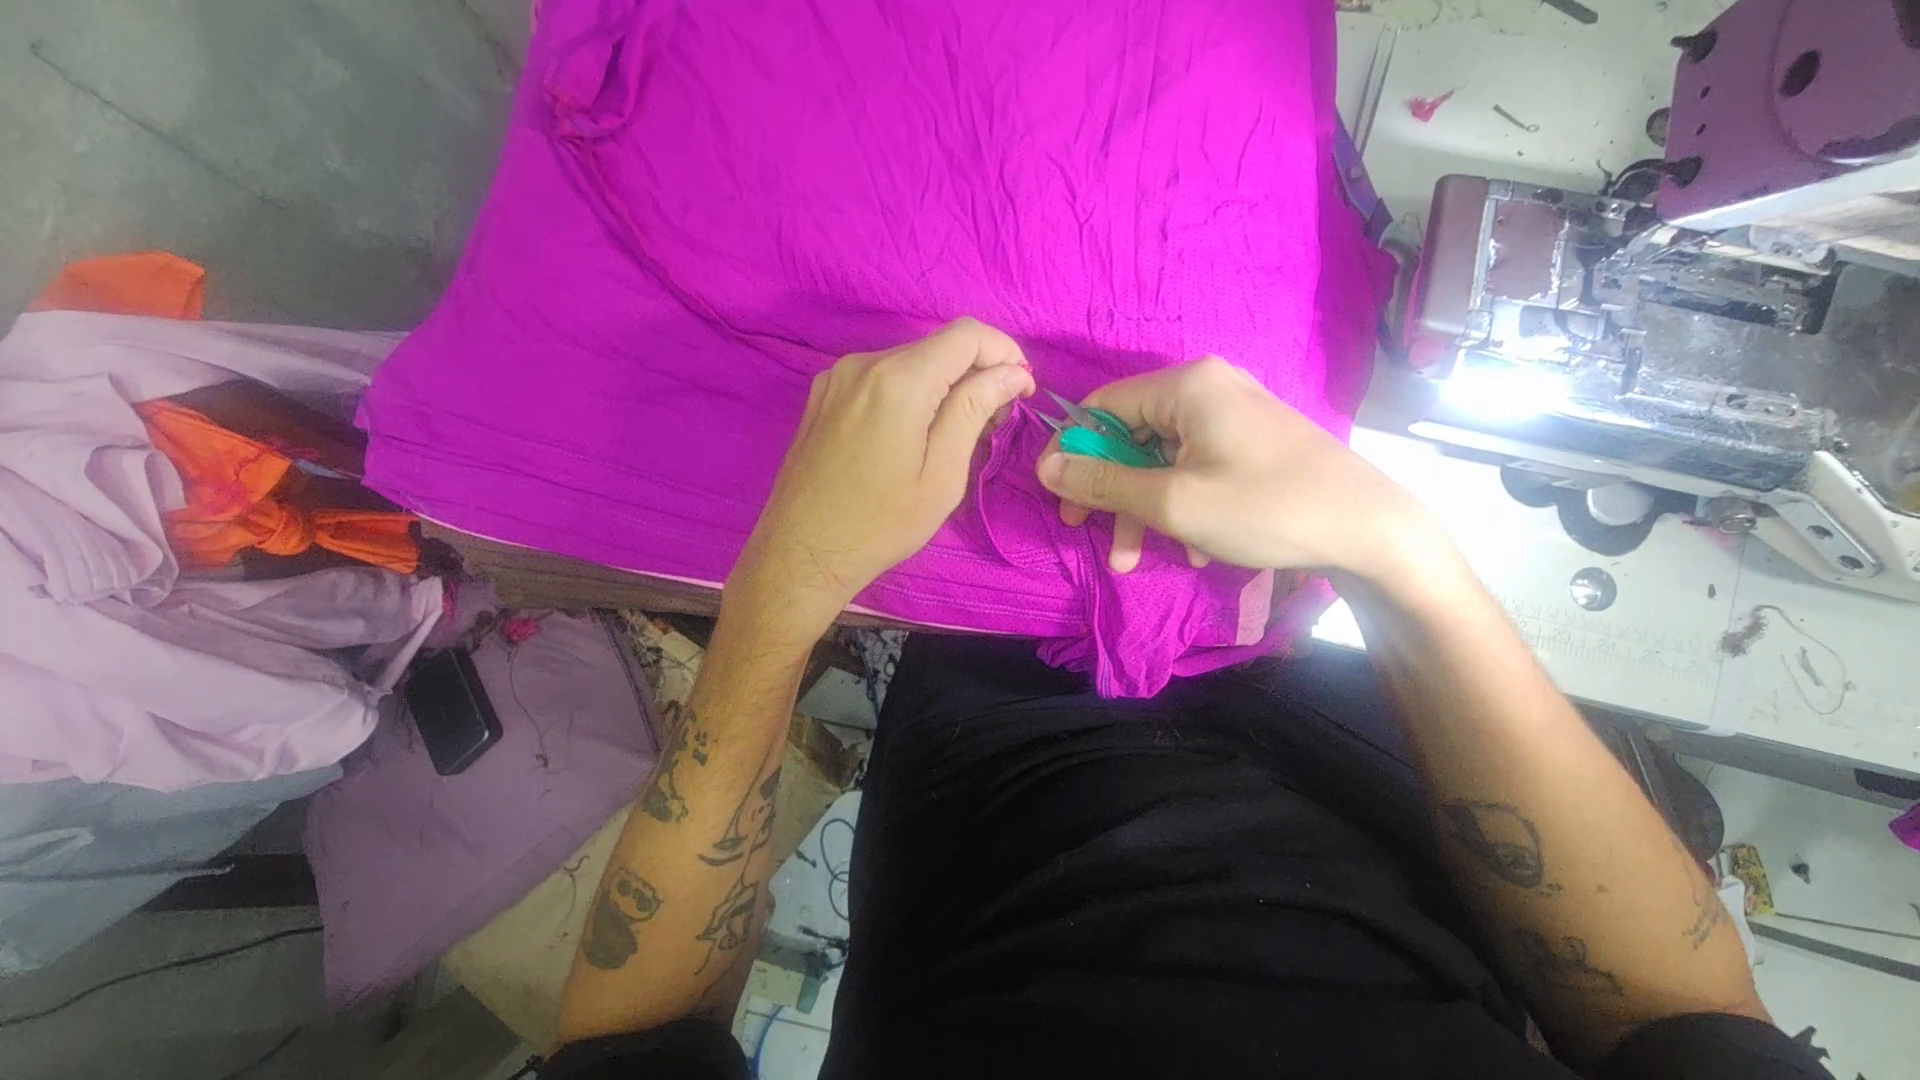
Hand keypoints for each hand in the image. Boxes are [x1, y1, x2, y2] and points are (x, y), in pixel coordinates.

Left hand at [728, 319, 1035, 636]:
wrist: (802, 553)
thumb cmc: (880, 525)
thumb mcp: (942, 476)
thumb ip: (974, 412)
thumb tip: (1011, 372)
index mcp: (899, 381)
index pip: (967, 334)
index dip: (1004, 353)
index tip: (1020, 390)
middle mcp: (864, 364)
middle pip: (937, 346)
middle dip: (975, 372)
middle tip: (992, 422)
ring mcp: (838, 376)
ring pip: (909, 361)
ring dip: (942, 384)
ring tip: (952, 435)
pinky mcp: (824, 394)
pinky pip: (880, 377)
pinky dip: (909, 392)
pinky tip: (911, 433)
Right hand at [1036, 358, 1442, 582]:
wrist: (1369, 529)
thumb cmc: (1264, 508)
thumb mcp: (1171, 502)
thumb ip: (1103, 483)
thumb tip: (1046, 467)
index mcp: (1187, 385)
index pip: (1103, 405)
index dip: (1072, 452)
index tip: (1057, 496)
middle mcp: (1208, 388)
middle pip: (1132, 436)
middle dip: (1111, 493)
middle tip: (1088, 533)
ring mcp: (1234, 416)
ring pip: (1163, 460)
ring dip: (1145, 511)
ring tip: (1137, 562)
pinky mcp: (1252, 444)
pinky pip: (1197, 468)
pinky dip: (1183, 507)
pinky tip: (1196, 550)